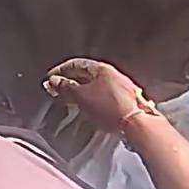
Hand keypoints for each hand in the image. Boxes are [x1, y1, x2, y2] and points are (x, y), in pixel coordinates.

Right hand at [45, 58, 159, 129]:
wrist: (137, 125)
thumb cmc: (112, 108)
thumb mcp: (81, 96)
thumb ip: (65, 87)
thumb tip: (54, 81)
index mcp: (102, 69)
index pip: (76, 63)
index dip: (60, 70)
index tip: (51, 78)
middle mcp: (113, 75)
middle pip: (86, 74)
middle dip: (70, 81)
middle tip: (58, 89)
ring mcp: (122, 88)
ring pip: (96, 85)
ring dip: (81, 90)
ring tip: (72, 99)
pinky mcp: (126, 101)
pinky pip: (104, 95)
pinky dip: (93, 98)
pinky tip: (90, 107)